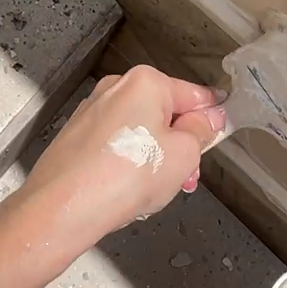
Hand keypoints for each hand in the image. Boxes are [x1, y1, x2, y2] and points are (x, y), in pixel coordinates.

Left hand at [1, 66, 225, 268]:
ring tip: (154, 192)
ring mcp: (94, 109)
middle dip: (180, 145)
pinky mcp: (78, 134)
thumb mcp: (184, 155)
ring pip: (140, 131)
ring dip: (156, 159)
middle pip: (164, 113)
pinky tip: (127, 191)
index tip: (221, 132)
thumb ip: (202, 132)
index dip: (211, 117)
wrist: (65, 205)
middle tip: (186, 177)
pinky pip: (117, 144)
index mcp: (145, 82)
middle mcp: (116, 87)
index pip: (193, 94)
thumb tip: (209, 118)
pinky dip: (128, 164)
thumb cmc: (125, 176)